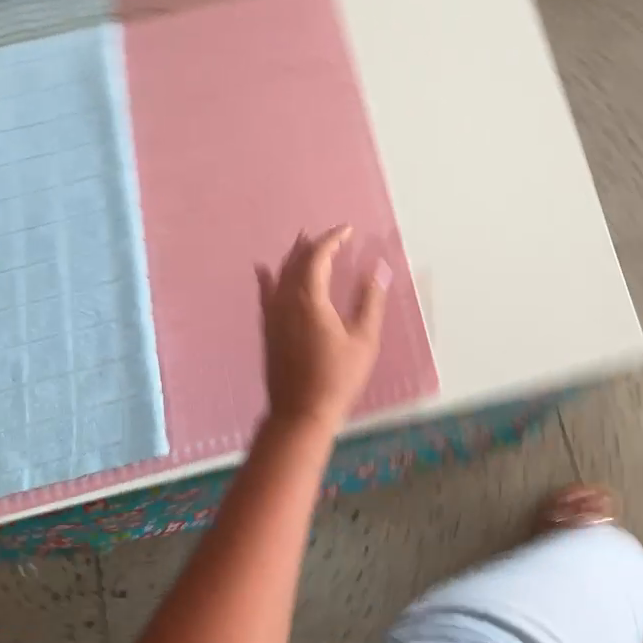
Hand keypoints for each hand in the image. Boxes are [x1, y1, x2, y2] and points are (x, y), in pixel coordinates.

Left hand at [255, 226, 389, 430]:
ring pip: (280, 274)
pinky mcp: (268, 329)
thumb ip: (370, 301)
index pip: (318, 256)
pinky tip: (264, 269)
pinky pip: (265, 293)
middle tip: (330, 236)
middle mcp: (287, 301)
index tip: (347, 230)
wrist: (300, 412)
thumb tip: (378, 269)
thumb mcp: (364, 340)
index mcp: (311, 299)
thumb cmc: (338, 377)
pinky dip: (267, 276)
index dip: (332, 239)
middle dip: (313, 244)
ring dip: (294, 256)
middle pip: (297, 261)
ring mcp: (273, 315)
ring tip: (304, 242)